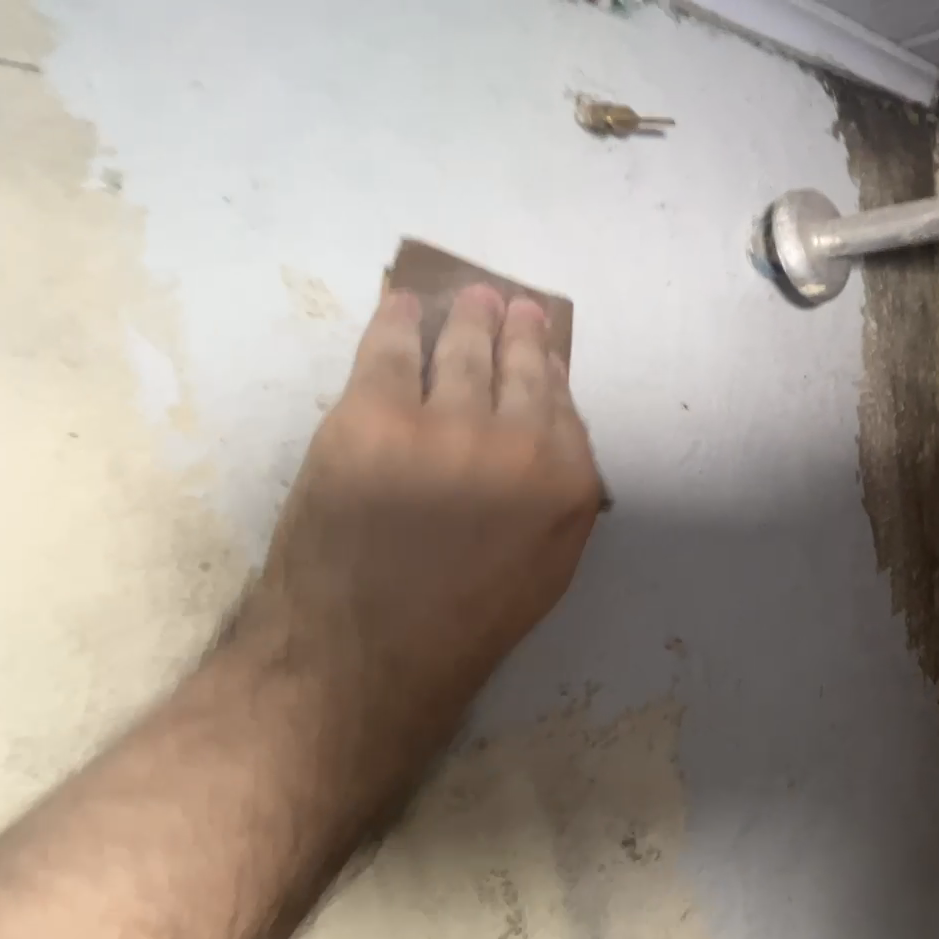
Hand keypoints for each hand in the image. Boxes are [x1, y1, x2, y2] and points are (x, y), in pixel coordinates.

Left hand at [237, 285, 600, 734]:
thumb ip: (568, 494)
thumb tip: (555, 434)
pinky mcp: (370, 417)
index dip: (550, 368)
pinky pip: (391, 350)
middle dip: (518, 329)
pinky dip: (399, 319)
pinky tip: (406, 303)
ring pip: (461, 349)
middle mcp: (518, 442)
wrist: (372, 646)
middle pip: (519, 367)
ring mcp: (444, 424)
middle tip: (513, 302)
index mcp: (568, 481)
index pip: (563, 405)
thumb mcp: (555, 562)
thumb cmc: (475, 615)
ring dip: (468, 314)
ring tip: (471, 293)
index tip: (544, 346)